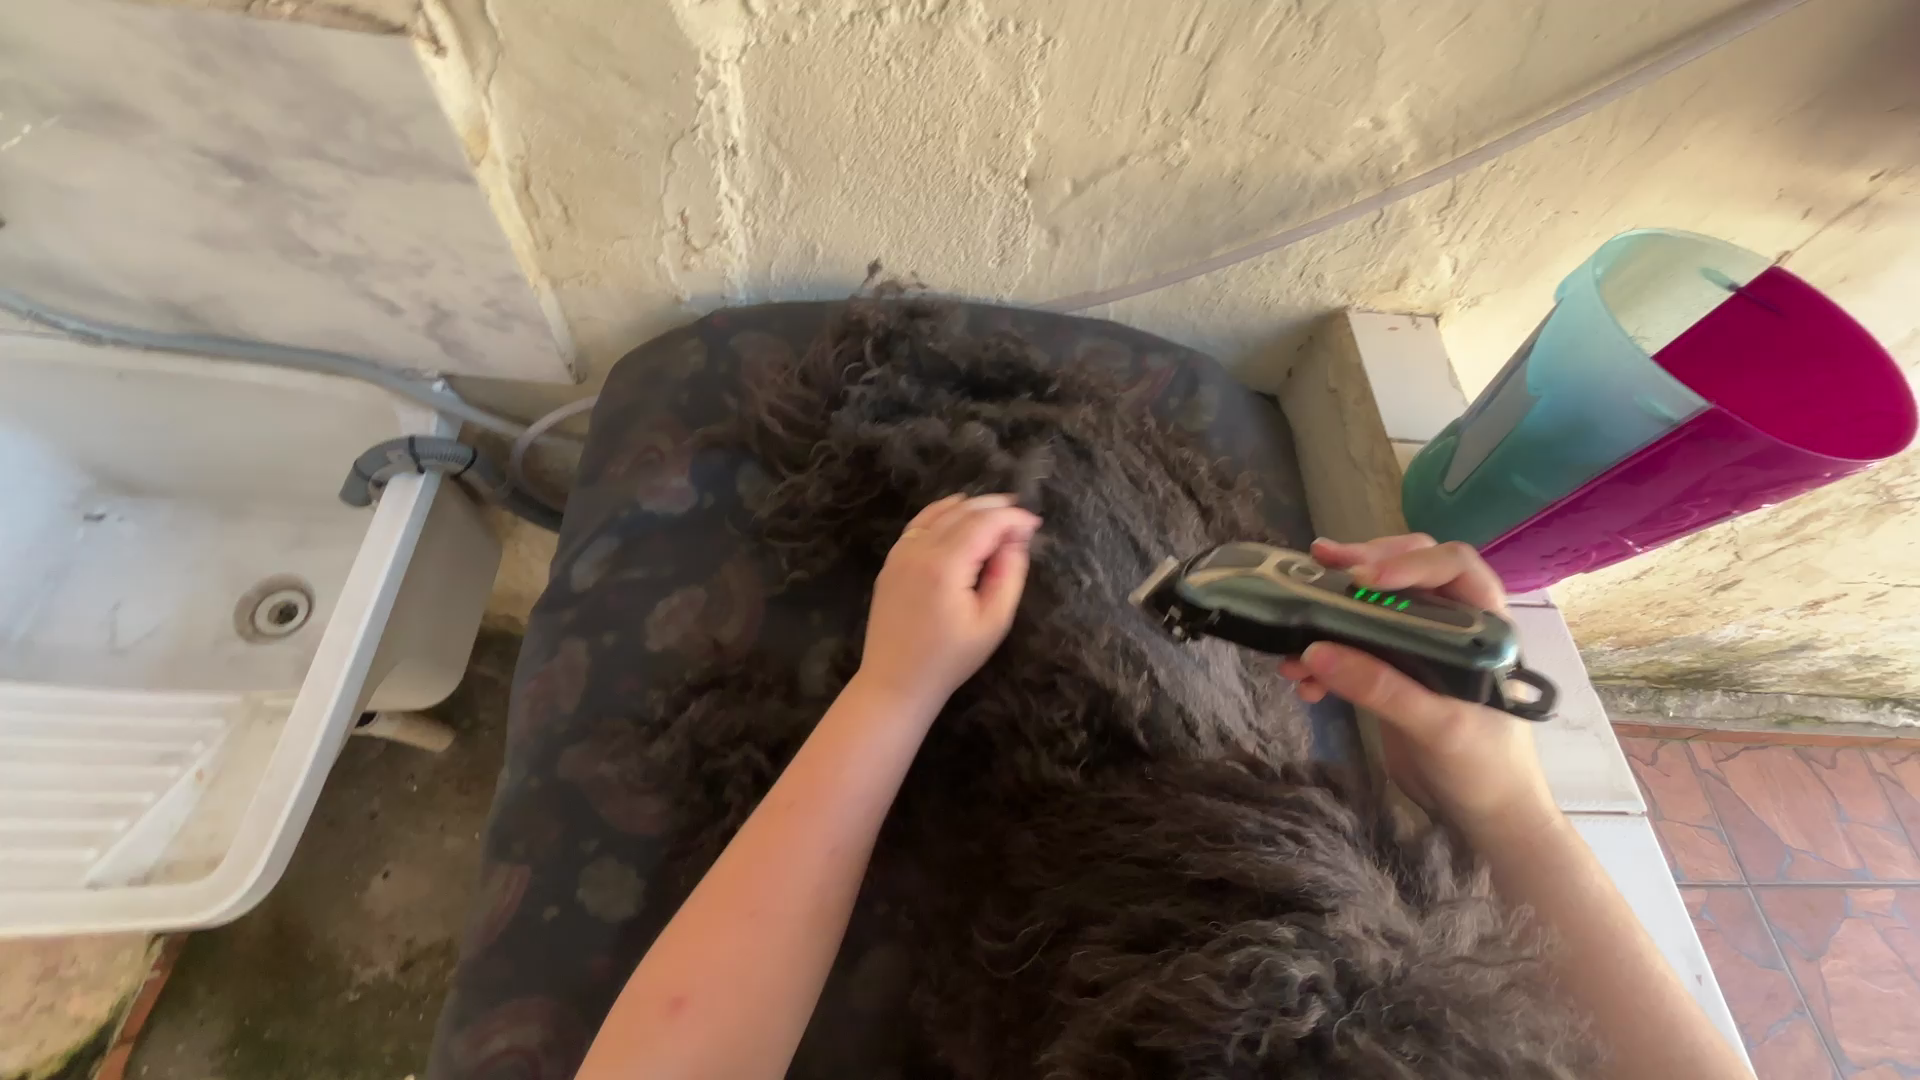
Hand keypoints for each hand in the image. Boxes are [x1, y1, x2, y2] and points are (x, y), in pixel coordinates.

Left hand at [857, 494, 1040, 709]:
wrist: (896, 681)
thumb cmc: (950, 659)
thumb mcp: (993, 623)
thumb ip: (1008, 576)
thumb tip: (1016, 540)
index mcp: (945, 565)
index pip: (984, 523)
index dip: (1013, 518)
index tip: (1035, 524)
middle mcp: (919, 550)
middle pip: (961, 511)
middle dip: (994, 508)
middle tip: (1021, 518)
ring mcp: (900, 554)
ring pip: (938, 512)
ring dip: (969, 507)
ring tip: (996, 512)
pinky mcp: (891, 562)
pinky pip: (918, 524)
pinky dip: (941, 514)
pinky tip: (957, 517)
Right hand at [1279, 535, 1553, 832]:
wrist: (1484, 818)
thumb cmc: (1485, 768)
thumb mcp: (1438, 727)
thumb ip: (1381, 687)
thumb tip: (1314, 650)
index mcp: (1481, 627)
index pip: (1450, 566)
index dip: (1405, 561)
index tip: (1359, 577)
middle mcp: (1449, 627)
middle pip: (1404, 572)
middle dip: (1359, 566)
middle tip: (1319, 562)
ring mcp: (1417, 649)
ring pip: (1370, 606)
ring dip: (1329, 615)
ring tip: (1292, 636)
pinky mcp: (1389, 673)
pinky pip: (1349, 646)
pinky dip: (1321, 657)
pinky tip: (1302, 679)